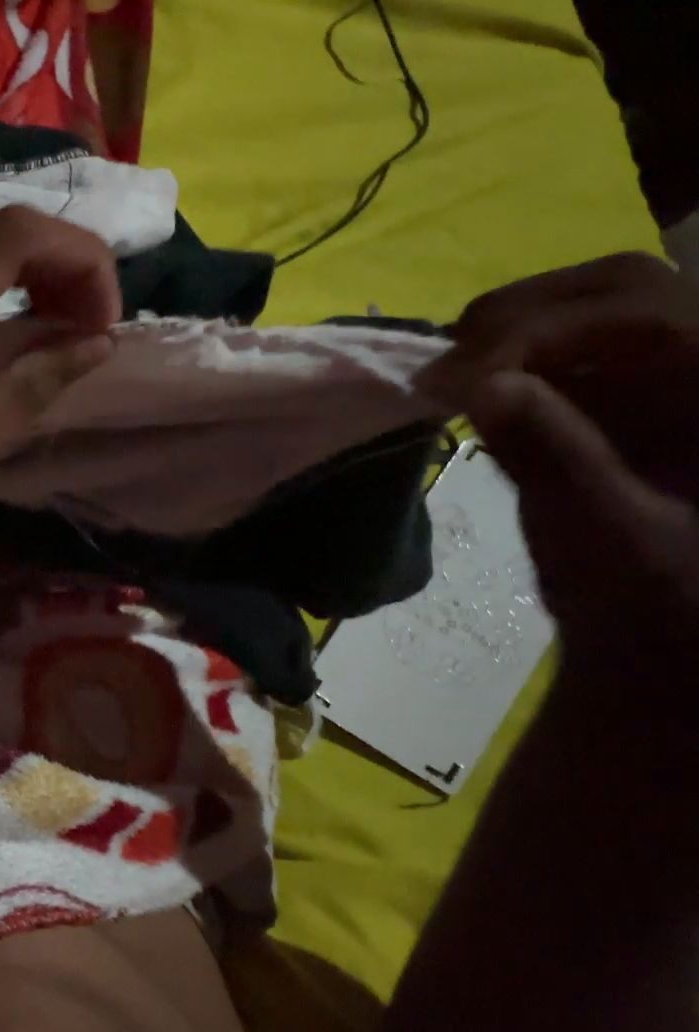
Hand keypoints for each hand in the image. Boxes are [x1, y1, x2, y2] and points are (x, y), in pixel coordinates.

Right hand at [416, 254, 698, 687]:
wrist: (672, 652)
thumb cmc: (657, 607)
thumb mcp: (606, 538)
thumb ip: (550, 456)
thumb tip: (471, 383)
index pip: (644, 312)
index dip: (540, 332)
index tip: (452, 381)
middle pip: (620, 287)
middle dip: (520, 317)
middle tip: (446, 370)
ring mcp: (675, 381)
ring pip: (590, 308)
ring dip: (510, 335)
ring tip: (450, 382)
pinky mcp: (634, 401)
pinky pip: (570, 350)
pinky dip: (511, 362)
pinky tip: (472, 396)